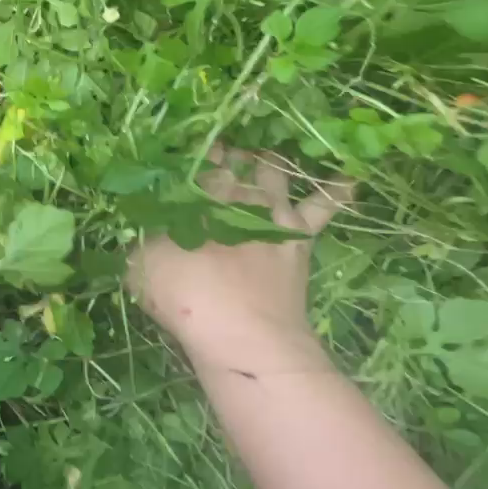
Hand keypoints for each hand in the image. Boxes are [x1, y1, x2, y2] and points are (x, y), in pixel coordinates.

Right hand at [130, 147, 351, 367]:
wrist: (242, 334)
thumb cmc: (184, 298)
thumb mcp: (140, 265)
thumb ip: (142, 237)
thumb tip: (144, 221)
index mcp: (195, 201)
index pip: (196, 167)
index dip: (192, 158)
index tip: (186, 154)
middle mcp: (235, 200)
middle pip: (234, 167)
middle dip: (227, 157)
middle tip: (221, 154)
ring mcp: (272, 217)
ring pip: (273, 178)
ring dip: (267, 165)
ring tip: (262, 157)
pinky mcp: (299, 239)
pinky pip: (321, 210)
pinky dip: (333, 192)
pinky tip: (347, 179)